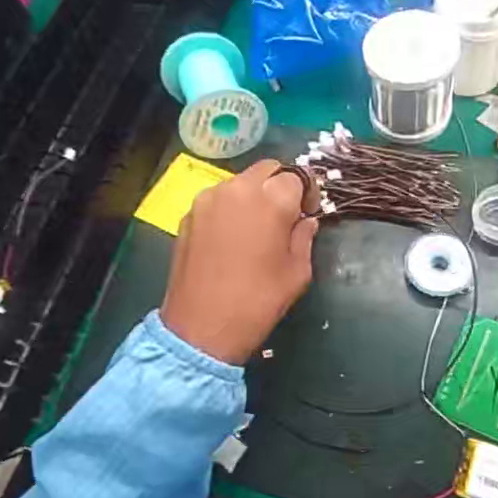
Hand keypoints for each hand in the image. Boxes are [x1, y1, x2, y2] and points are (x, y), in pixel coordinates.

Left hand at [160, 161, 317, 364]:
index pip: (297, 177)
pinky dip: (231, 207)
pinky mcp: (189, 214)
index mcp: (271, 200)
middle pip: (267, 169)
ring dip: (254, 195)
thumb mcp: (296, 273)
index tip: (308, 213)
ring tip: (257, 228)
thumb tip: (305, 221)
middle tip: (285, 216)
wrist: (201, 328)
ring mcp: (209, 199)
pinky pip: (219, 199)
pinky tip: (232, 238)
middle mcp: (238, 189)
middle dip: (280, 185)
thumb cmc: (257, 303)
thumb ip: (304, 237)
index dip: (307, 193)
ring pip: (240, 182)